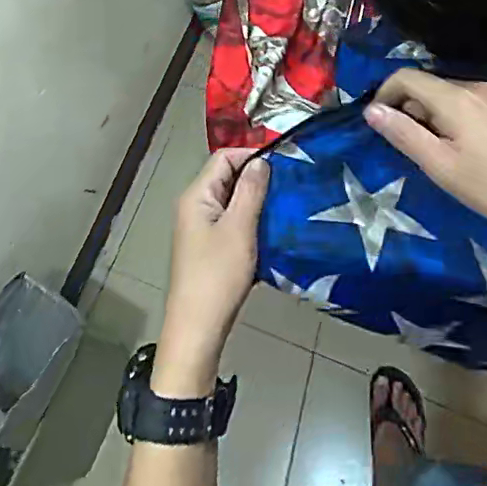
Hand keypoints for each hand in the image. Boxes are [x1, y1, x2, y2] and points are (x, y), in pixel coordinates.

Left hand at [154, 147, 269, 397]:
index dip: (252, 155)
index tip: (283, 164)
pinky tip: (274, 230)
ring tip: (286, 205)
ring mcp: (202, 227)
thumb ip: (250, 190)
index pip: (224, 157)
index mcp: (197, 196)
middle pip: (229, 177)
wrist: (198, 330)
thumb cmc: (218, 275)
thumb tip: (261, 160)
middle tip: (290, 185)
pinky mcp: (211, 247)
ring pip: (234, 200)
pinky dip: (253, 221)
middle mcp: (196, 206)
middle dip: (258, 178)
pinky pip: (234, 221)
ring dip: (258, 201)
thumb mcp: (239, 228)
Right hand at [365, 69, 486, 253]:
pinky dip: (456, 119)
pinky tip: (468, 152)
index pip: (406, 77)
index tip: (378, 124)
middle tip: (412, 151)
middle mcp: (477, 86)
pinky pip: (471, 103)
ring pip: (450, 96)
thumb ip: (404, 134)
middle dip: (410, 110)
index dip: (384, 95)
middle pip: (429, 86)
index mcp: (456, 96)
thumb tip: (372, 110)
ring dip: (433, 117)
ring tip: (440, 156)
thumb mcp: (441, 166)